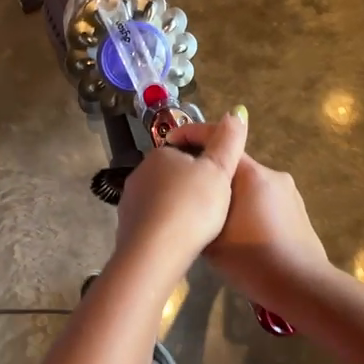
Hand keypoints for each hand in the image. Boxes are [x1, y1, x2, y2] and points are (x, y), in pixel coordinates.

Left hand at [114, 110, 248, 266]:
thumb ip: (229, 141)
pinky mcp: (126, 229)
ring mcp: (129, 202)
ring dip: (177, 205)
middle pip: (171, 173)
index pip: (183, 148)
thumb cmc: (192, 206)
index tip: (220, 177)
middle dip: (190, 183)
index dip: (204, 160)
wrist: (155, 252)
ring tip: (199, 223)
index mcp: (160, 155)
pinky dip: (165, 226)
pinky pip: (152, 221)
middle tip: (214, 202)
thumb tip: (237, 111)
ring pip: (160, 198)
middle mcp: (140, 174)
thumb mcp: (219, 171)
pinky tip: (179, 239)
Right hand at [165, 120, 328, 303]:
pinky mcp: (298, 211)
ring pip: (249, 185)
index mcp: (251, 174)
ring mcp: (289, 192)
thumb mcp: (210, 235)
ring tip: (214, 222)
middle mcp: (272, 175)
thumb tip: (191, 196)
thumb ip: (199, 207)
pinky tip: (241, 235)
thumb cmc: (251, 259)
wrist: (299, 286)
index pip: (219, 139)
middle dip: (212, 176)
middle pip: (234, 165)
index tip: (170, 145)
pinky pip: (265, 201)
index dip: (191, 137)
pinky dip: (249, 209)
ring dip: (231, 195)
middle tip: (190, 197)